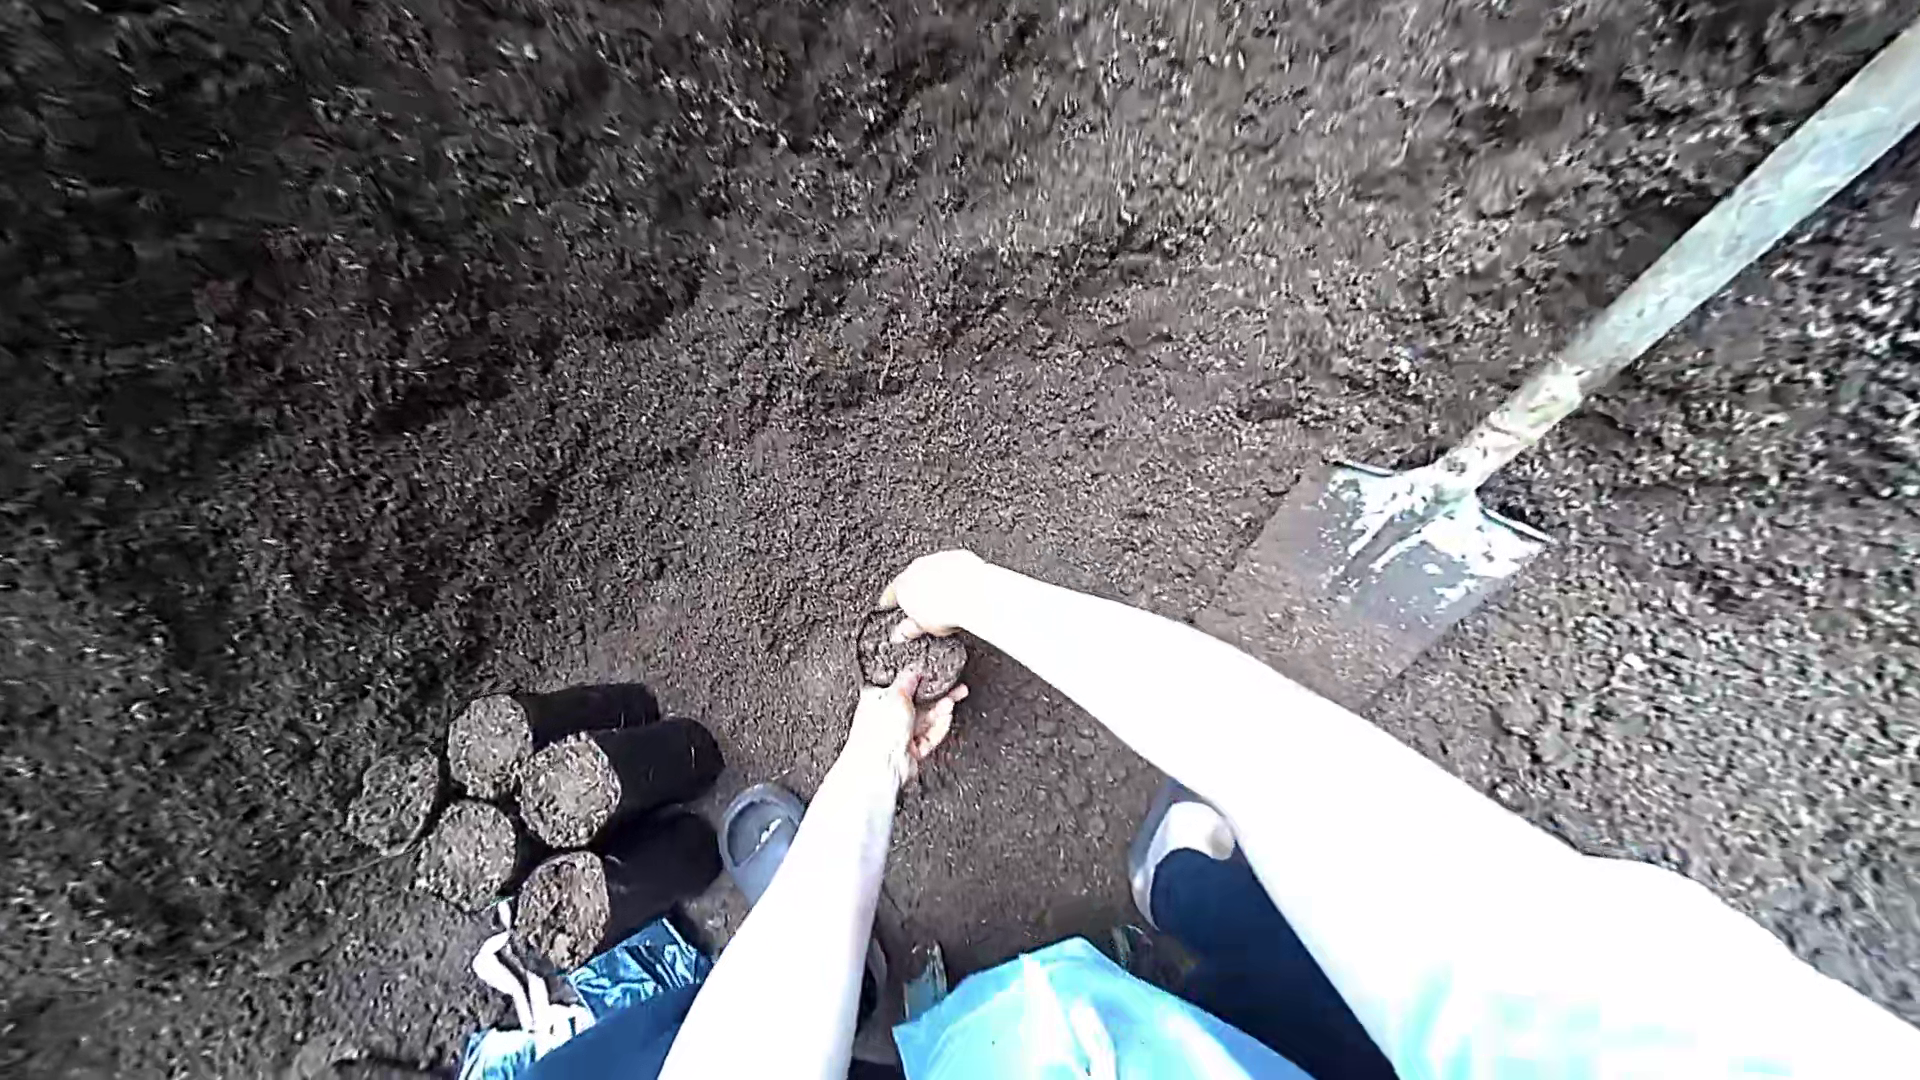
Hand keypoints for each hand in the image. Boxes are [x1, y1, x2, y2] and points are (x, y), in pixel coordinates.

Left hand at [843, 669, 967, 788]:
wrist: (879, 768)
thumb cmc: (876, 733)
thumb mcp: (895, 693)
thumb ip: (909, 678)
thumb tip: (916, 667)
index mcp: (878, 699)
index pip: (903, 685)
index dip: (921, 679)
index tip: (937, 675)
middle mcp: (889, 716)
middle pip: (919, 702)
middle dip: (939, 694)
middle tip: (956, 687)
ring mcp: (901, 734)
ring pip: (927, 717)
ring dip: (941, 708)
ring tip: (954, 699)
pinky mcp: (912, 749)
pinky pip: (930, 734)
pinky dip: (940, 725)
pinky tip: (947, 716)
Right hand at [878, 550, 988, 640]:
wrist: (974, 595)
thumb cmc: (947, 610)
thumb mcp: (924, 626)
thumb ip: (909, 628)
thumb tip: (902, 633)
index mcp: (903, 584)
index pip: (892, 593)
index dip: (890, 601)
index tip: (889, 605)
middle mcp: (918, 567)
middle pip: (914, 580)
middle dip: (918, 592)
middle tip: (926, 607)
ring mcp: (938, 559)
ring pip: (934, 570)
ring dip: (937, 581)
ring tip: (946, 599)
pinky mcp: (959, 556)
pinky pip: (954, 566)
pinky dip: (956, 575)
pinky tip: (963, 588)